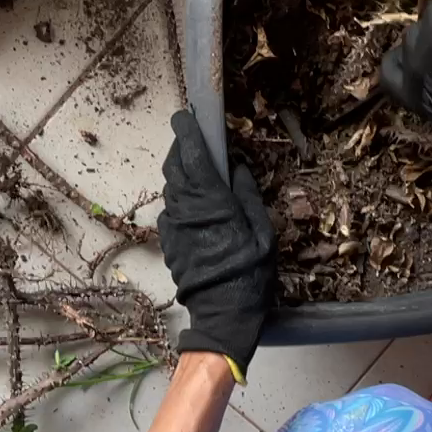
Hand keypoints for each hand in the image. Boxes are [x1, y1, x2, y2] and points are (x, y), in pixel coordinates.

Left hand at [158, 110, 275, 380]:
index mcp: (210, 201)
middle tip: (189, 139)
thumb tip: (237, 166)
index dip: (186, 131)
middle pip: (173, 167)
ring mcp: (172, 226)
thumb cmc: (250, 273)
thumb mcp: (263, 231)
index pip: (191, 154)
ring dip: (179, 174)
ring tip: (195, 171)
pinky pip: (170, 211)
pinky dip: (178, 200)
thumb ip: (247, 194)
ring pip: (170, 189)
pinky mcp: (167, 242)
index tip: (185, 116)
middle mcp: (185, 209)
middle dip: (178, 148)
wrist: (224, 314)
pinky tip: (193, 206)